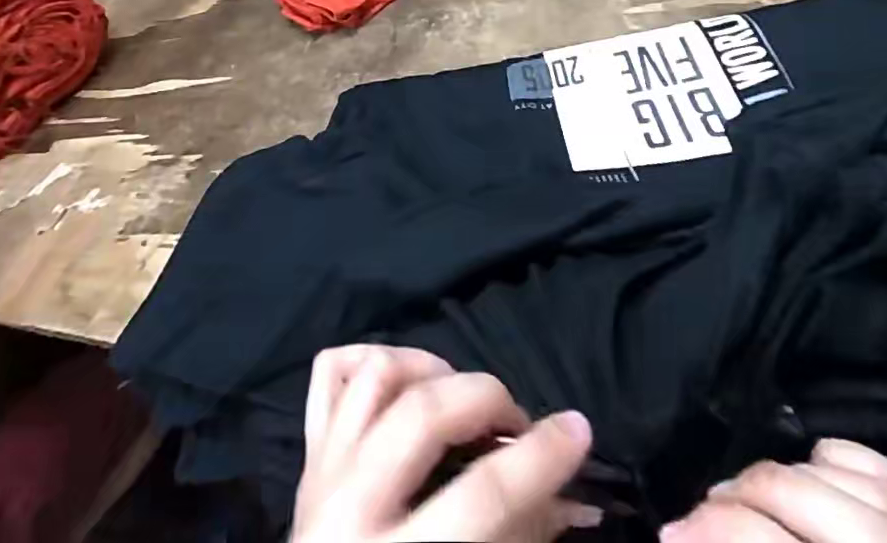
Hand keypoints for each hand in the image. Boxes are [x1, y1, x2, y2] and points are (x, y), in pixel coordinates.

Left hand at [291, 345, 599, 542]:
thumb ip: (519, 535)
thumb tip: (566, 488)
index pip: (483, 495)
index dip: (540, 457)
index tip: (577, 428)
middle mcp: (350, 507)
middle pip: (423, 416)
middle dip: (486, 398)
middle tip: (517, 420)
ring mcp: (322, 471)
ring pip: (373, 378)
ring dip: (429, 369)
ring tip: (461, 394)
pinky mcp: (309, 451)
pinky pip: (331, 372)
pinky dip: (371, 360)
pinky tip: (406, 380)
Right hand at [662, 439, 886, 542]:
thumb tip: (682, 536)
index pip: (754, 534)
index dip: (702, 529)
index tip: (670, 536)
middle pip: (781, 487)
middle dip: (731, 497)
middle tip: (706, 518)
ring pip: (810, 467)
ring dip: (775, 485)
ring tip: (764, 512)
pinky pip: (851, 455)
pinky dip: (822, 463)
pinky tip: (820, 495)